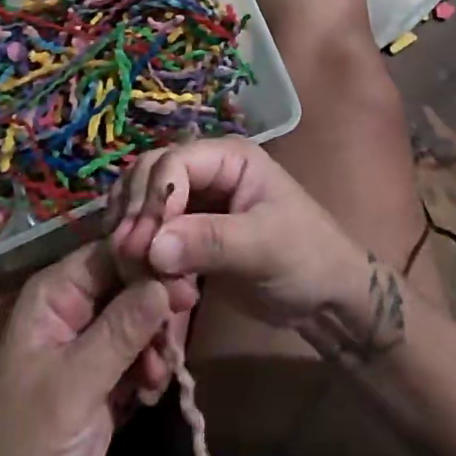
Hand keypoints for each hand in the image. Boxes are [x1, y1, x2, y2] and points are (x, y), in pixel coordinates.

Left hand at [0, 243, 191, 455]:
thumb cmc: (27, 441)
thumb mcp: (72, 385)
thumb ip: (119, 331)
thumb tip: (164, 280)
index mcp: (54, 295)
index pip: (108, 253)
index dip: (147, 256)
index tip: (185, 275)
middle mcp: (73, 310)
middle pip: (128, 283)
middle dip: (156, 302)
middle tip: (183, 319)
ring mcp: (88, 347)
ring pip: (139, 319)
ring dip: (156, 340)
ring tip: (162, 369)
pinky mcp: (102, 381)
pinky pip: (138, 355)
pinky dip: (150, 368)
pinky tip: (154, 388)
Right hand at [107, 137, 405, 361]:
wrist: (327, 298)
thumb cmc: (307, 258)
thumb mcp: (264, 246)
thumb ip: (209, 241)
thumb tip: (152, 247)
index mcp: (228, 157)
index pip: (174, 162)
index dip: (153, 197)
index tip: (142, 243)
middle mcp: (205, 170)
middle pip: (148, 176)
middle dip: (135, 214)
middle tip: (128, 257)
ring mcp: (193, 200)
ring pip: (141, 202)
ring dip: (132, 233)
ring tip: (136, 271)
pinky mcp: (186, 231)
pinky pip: (149, 231)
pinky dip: (138, 250)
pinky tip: (141, 275)